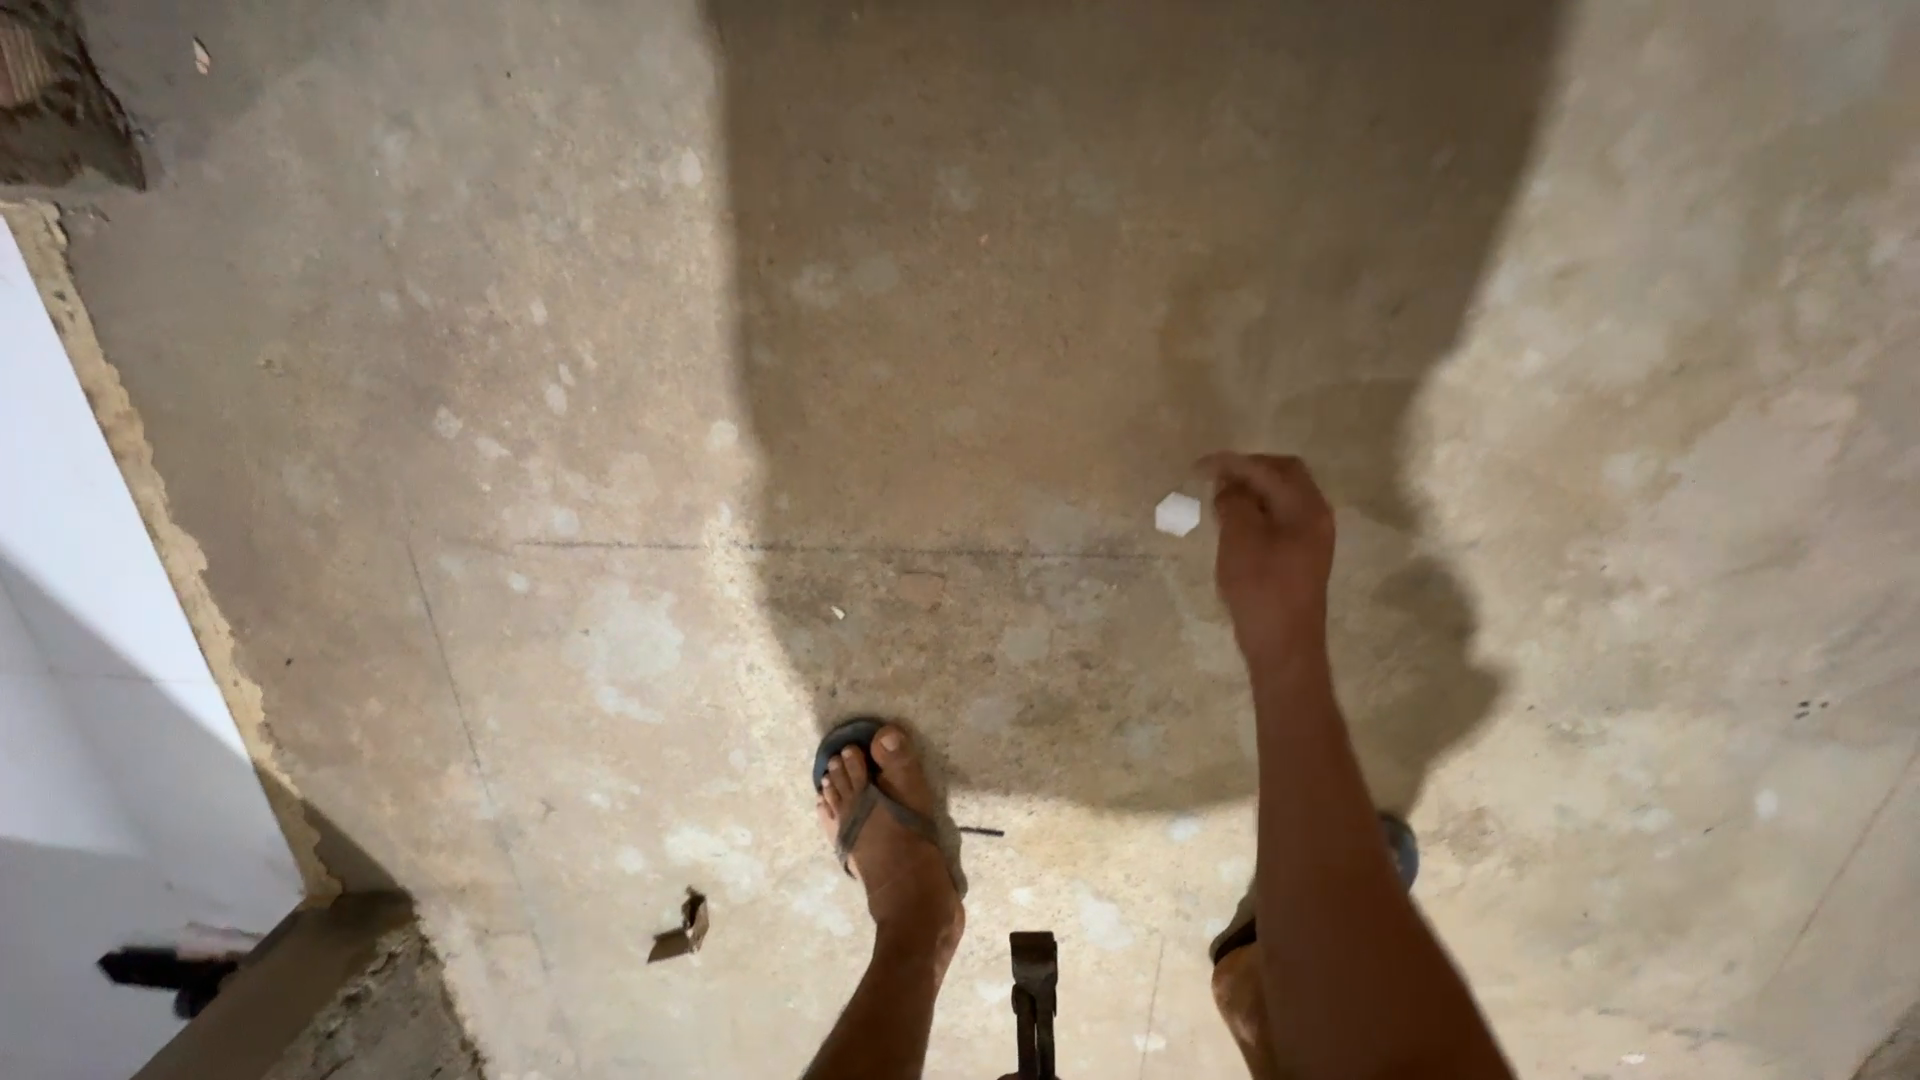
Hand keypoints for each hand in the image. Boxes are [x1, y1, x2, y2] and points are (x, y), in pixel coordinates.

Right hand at [1199, 452, 1334, 662]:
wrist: (1284, 646)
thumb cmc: (1261, 590)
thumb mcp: (1240, 540)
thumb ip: (1235, 503)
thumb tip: (1230, 486)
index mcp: (1306, 508)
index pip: (1269, 469)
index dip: (1233, 463)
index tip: (1199, 467)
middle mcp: (1316, 516)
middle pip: (1285, 475)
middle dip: (1249, 470)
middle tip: (1215, 479)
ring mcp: (1312, 537)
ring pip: (1283, 497)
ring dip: (1253, 491)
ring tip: (1220, 500)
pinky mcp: (1302, 555)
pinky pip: (1281, 517)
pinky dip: (1258, 511)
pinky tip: (1235, 524)